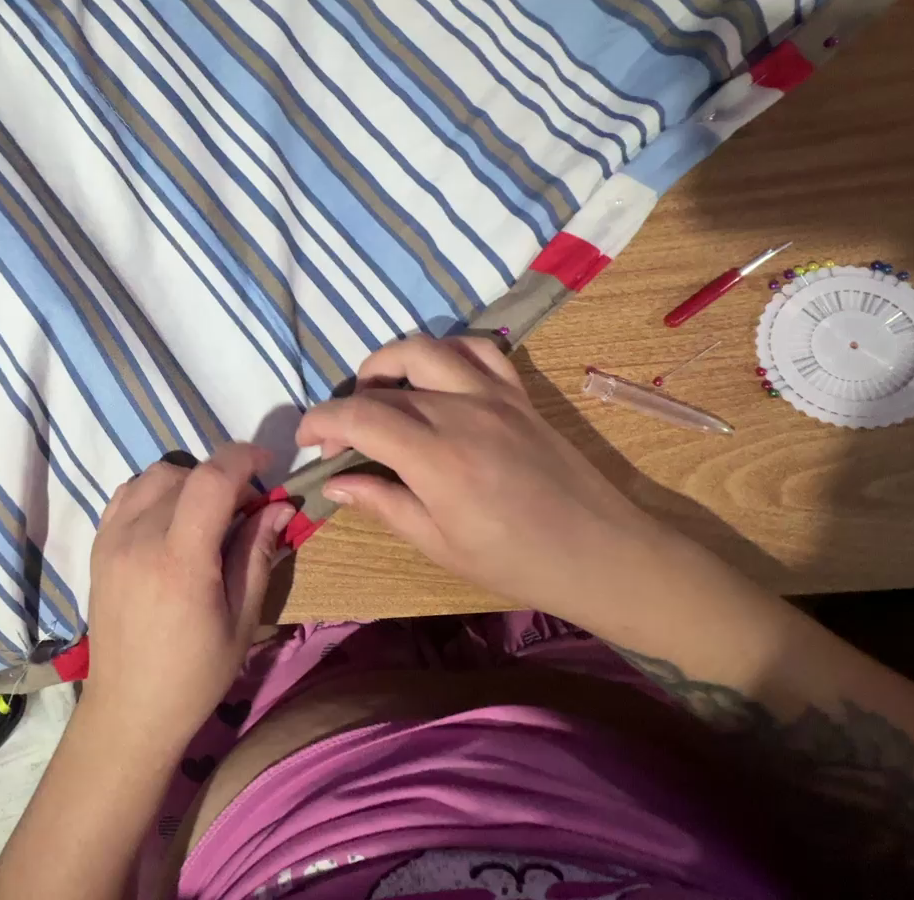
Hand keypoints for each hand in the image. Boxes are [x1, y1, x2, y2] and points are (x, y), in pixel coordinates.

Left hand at [83, 443, 294, 750]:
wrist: (129, 707)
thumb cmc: (195, 674)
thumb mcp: (241, 620)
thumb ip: (256, 554)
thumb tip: (279, 505)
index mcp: (180, 561)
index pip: (211, 480)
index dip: (243, 459)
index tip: (268, 463)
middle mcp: (139, 539)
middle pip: (186, 473)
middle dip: (222, 476)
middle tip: (245, 505)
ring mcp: (111, 539)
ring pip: (154, 476)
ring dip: (188, 480)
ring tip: (208, 512)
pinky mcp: (97, 545)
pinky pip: (127, 494)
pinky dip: (155, 492)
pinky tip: (171, 519)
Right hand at [296, 334, 689, 631]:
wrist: (606, 556)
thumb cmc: (517, 563)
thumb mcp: (440, 544)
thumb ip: (383, 504)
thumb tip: (333, 482)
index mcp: (438, 458)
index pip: (358, 417)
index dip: (320, 422)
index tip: (306, 442)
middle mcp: (462, 413)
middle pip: (382, 386)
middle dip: (345, 407)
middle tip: (338, 442)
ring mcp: (494, 396)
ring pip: (424, 349)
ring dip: (386, 364)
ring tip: (377, 395)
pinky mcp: (519, 394)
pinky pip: (477, 350)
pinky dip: (444, 353)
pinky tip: (434, 379)